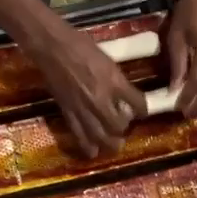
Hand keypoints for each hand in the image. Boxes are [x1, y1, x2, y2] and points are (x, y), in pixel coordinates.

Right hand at [29, 23, 147, 156]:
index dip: (143, 110)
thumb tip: (122, 91)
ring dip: (109, 143)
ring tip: (114, 147)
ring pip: (100, 135)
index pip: (137, 103)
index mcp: (114, 81)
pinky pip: (79, 134)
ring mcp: (83, 108)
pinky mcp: (68, 112)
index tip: (142, 111)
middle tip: (124, 128)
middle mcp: (101, 99)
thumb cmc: (81, 45)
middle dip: (123, 129)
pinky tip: (92, 152)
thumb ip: (116, 78)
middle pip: (118, 125)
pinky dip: (86, 145)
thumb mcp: (107, 59)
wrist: (53, 48)